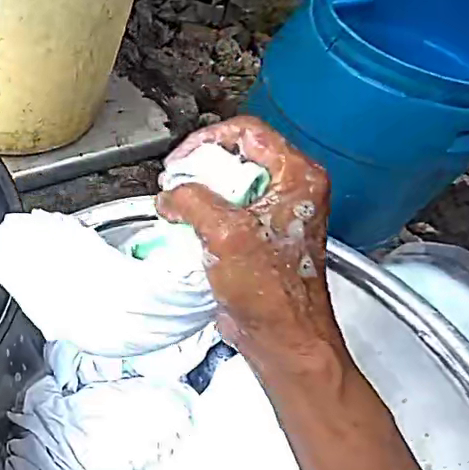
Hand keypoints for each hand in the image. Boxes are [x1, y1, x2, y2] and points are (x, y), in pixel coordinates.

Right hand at [156, 117, 348, 378]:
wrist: (282, 337)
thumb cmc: (271, 292)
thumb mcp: (225, 233)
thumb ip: (193, 201)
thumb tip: (171, 194)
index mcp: (297, 177)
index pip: (248, 132)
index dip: (207, 140)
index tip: (180, 161)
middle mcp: (292, 190)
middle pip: (236, 156)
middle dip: (199, 169)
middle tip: (175, 185)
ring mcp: (276, 214)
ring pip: (228, 185)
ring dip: (198, 194)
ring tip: (178, 210)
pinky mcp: (260, 237)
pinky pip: (226, 211)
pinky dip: (203, 216)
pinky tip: (188, 230)